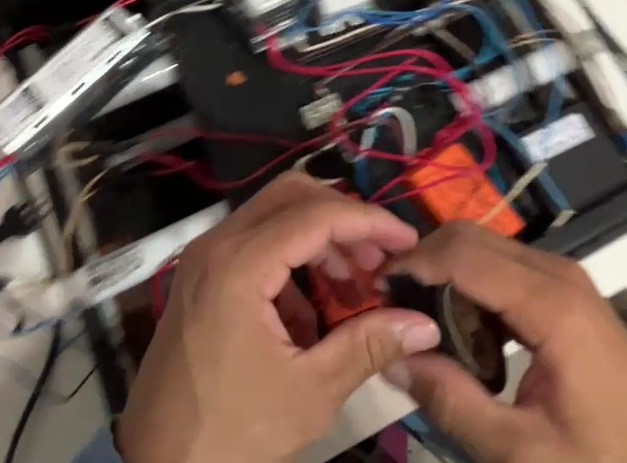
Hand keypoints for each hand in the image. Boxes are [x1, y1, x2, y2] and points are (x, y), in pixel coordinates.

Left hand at [117, 173, 443, 462]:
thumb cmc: (233, 430)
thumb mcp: (310, 391)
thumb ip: (369, 345)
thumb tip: (426, 324)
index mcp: (239, 264)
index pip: (317, 214)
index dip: (370, 222)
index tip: (408, 242)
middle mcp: (217, 244)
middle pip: (292, 196)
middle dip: (344, 220)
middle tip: (380, 260)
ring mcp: (203, 259)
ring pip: (273, 216)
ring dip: (319, 239)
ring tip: (357, 286)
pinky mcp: (200, 278)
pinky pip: (254, 243)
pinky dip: (291, 259)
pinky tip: (314, 310)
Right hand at [387, 223, 626, 462]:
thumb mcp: (523, 452)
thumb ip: (451, 401)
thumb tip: (393, 357)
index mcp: (549, 303)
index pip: (461, 252)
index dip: (410, 264)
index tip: (371, 291)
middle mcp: (558, 275)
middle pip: (472, 238)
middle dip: (424, 261)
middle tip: (388, 305)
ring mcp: (569, 284)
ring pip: (490, 250)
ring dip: (447, 272)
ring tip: (417, 321)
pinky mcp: (574, 300)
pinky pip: (510, 272)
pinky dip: (475, 287)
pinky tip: (461, 333)